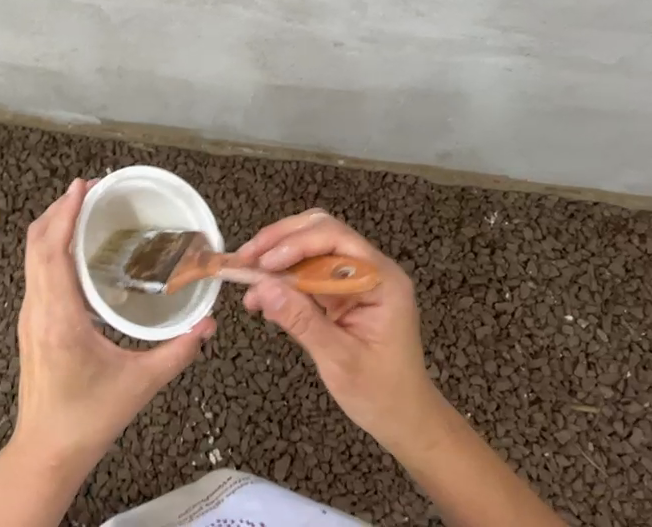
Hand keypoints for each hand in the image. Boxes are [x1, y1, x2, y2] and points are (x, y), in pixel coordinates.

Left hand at [12, 178, 215, 474]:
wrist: (46, 451)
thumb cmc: (89, 418)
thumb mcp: (140, 384)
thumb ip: (178, 351)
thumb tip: (208, 324)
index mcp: (59, 316)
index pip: (52, 249)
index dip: (65, 212)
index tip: (83, 184)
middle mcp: (37, 308)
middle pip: (36, 242)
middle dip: (59, 209)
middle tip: (91, 189)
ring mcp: (29, 314)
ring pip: (32, 255)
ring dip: (53, 225)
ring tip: (83, 209)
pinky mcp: (30, 322)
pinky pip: (35, 270)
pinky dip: (51, 246)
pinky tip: (75, 248)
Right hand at [237, 209, 433, 449]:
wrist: (405, 420)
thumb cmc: (380, 393)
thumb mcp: (339, 359)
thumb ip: (302, 321)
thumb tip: (263, 287)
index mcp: (381, 279)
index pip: (335, 238)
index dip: (296, 243)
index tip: (263, 264)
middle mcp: (370, 269)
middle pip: (320, 232)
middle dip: (280, 241)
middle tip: (246, 259)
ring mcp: (355, 279)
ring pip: (310, 249)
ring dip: (276, 259)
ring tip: (247, 279)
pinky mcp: (341, 293)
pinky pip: (307, 273)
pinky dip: (282, 281)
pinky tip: (261, 299)